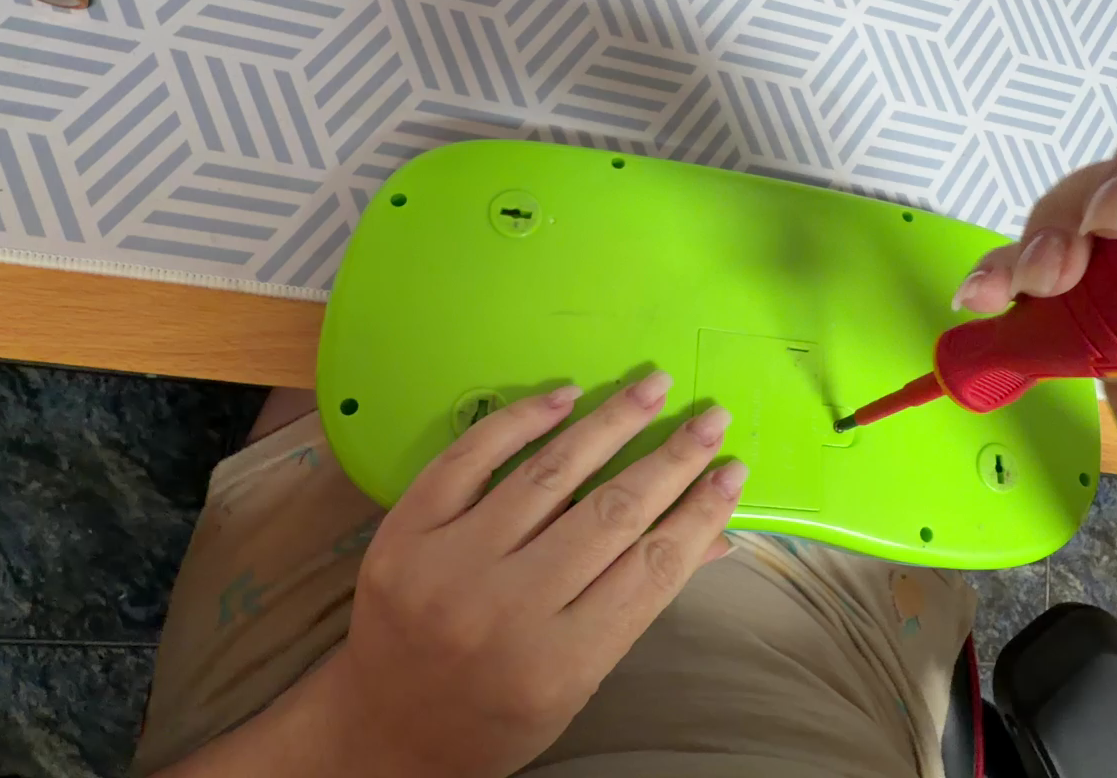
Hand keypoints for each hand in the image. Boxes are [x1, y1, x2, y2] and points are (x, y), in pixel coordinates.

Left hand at [332, 373, 746, 777]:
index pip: (652, 568)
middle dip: (672, 457)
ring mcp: (449, 564)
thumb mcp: (580, 680)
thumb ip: (642, 600)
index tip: (733, 468)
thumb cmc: (498, 713)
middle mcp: (505, 609)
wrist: (383, 731)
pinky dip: (522, 418)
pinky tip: (567, 394)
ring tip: (654, 386)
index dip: (698, 512)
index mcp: (559, 662)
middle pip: (611, 513)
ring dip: (611, 421)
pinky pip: (471, 456)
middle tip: (711, 416)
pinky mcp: (406, 530)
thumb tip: (718, 535)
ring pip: (549, 473)